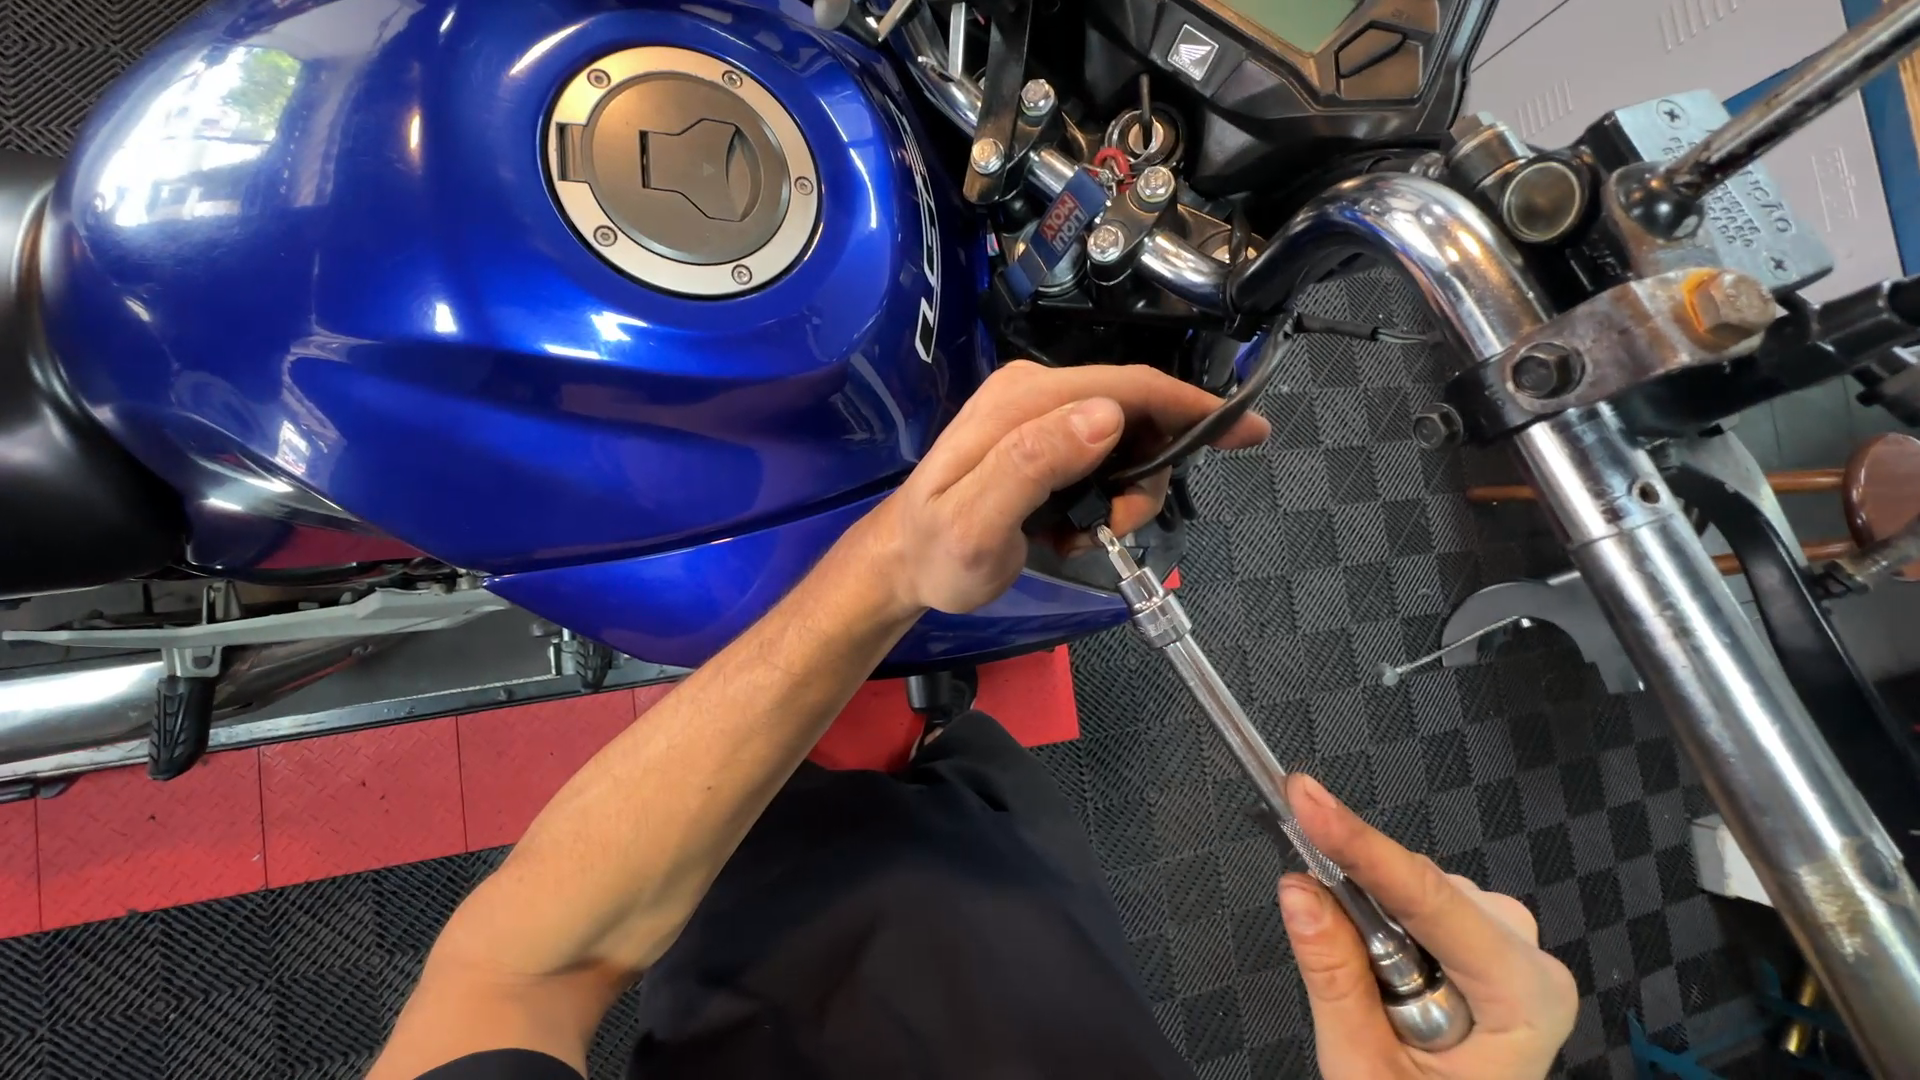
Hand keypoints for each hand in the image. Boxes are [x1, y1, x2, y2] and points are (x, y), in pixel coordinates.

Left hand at [860, 360, 1268, 615]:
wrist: (904, 563)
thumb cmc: (937, 553)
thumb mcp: (978, 522)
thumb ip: (1034, 465)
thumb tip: (1107, 417)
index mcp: (1025, 401)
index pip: (1128, 387)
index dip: (1192, 406)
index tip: (1247, 431)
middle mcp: (1035, 395)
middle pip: (1133, 414)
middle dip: (1148, 473)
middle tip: (1120, 528)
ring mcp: (1038, 417)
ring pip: (1123, 441)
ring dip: (1123, 495)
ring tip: (1087, 536)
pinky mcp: (1040, 443)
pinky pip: (1101, 460)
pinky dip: (1103, 499)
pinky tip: (1071, 530)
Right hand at [1278, 773, 1576, 1079]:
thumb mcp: (1366, 1070)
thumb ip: (1335, 979)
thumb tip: (1296, 886)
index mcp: (1523, 995)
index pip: (1429, 899)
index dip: (1361, 845)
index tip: (1304, 797)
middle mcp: (1527, 955)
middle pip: (1420, 886)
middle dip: (1359, 892)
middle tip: (1310, 915)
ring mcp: (1508, 944)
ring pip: (1412, 888)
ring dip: (1366, 913)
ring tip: (1366, 990)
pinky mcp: (1483, 942)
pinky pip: (1411, 899)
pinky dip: (1374, 917)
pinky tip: (1375, 968)